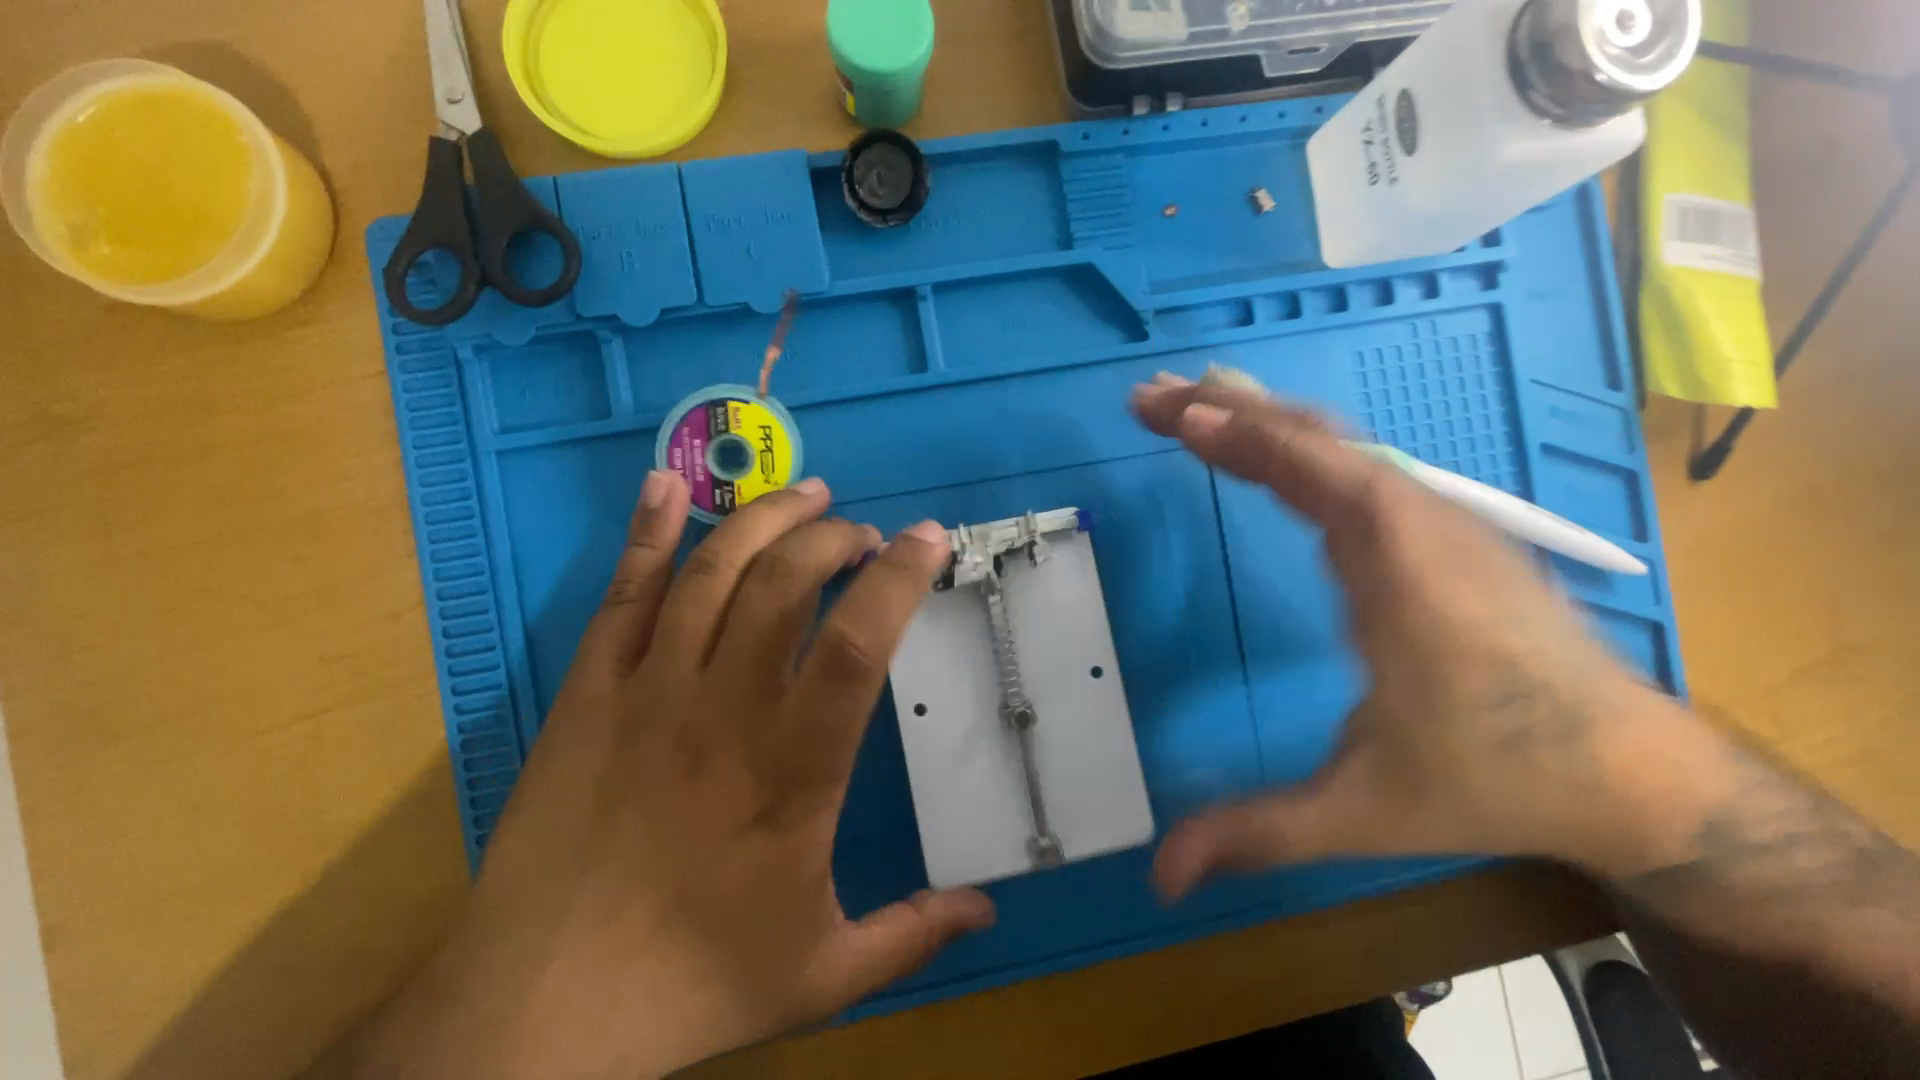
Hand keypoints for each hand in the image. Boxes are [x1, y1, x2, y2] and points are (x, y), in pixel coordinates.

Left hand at [355, 473, 994, 1078]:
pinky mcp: (587, 695)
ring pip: (710, 572)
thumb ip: (912, 934)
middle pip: (784, 584)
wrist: (542, 1005)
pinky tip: (667, 486)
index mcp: (794, 768)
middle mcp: (724, 709)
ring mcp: (648, 692)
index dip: (898, 578)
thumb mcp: (825, 974)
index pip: (857, 644)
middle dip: (833, 537)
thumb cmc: (693, 983)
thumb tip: (989, 911)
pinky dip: (648, 534)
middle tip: (860, 533)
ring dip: (762, 519)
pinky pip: (622, 596)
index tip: (927, 539)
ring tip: (803, 495)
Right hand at [1131, 377, 1710, 898]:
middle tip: (1151, 397)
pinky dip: (1303, 443)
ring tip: (1197, 402)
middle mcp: (1419, 524)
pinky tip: (1278, 448)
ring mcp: (1441, 523)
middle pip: (1316, 438)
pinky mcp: (1449, 536)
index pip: (1311, 469)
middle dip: (1227, 411)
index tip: (1173, 415)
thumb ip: (1259, 831)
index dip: (1240, 437)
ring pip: (1343, 445)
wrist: (1633, 775)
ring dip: (1264, 418)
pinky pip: (1363, 466)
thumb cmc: (1495, 779)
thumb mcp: (1364, 811)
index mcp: (1397, 566)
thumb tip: (1158, 875)